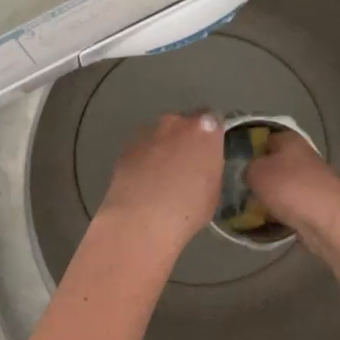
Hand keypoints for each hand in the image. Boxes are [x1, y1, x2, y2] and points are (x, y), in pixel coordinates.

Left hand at [97, 112, 224, 250]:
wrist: (142, 219)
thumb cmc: (188, 208)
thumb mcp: (213, 189)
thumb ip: (209, 166)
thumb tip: (202, 164)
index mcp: (205, 130)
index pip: (212, 119)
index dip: (210, 134)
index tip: (209, 150)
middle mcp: (175, 122)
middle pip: (183, 123)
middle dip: (185, 139)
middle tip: (185, 164)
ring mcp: (147, 132)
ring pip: (160, 134)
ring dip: (163, 147)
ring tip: (161, 175)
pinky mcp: (125, 147)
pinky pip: (141, 148)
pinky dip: (144, 159)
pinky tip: (144, 181)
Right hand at [245, 130, 339, 239]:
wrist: (328, 221)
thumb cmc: (290, 188)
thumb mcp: (255, 172)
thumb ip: (246, 167)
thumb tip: (248, 171)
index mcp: (289, 139)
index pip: (262, 138)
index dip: (247, 150)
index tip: (232, 166)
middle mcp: (303, 154)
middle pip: (272, 162)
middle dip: (257, 175)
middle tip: (238, 188)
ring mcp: (312, 179)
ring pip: (281, 184)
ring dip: (268, 195)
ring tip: (248, 207)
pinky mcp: (315, 201)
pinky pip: (290, 202)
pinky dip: (280, 210)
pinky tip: (267, 219)